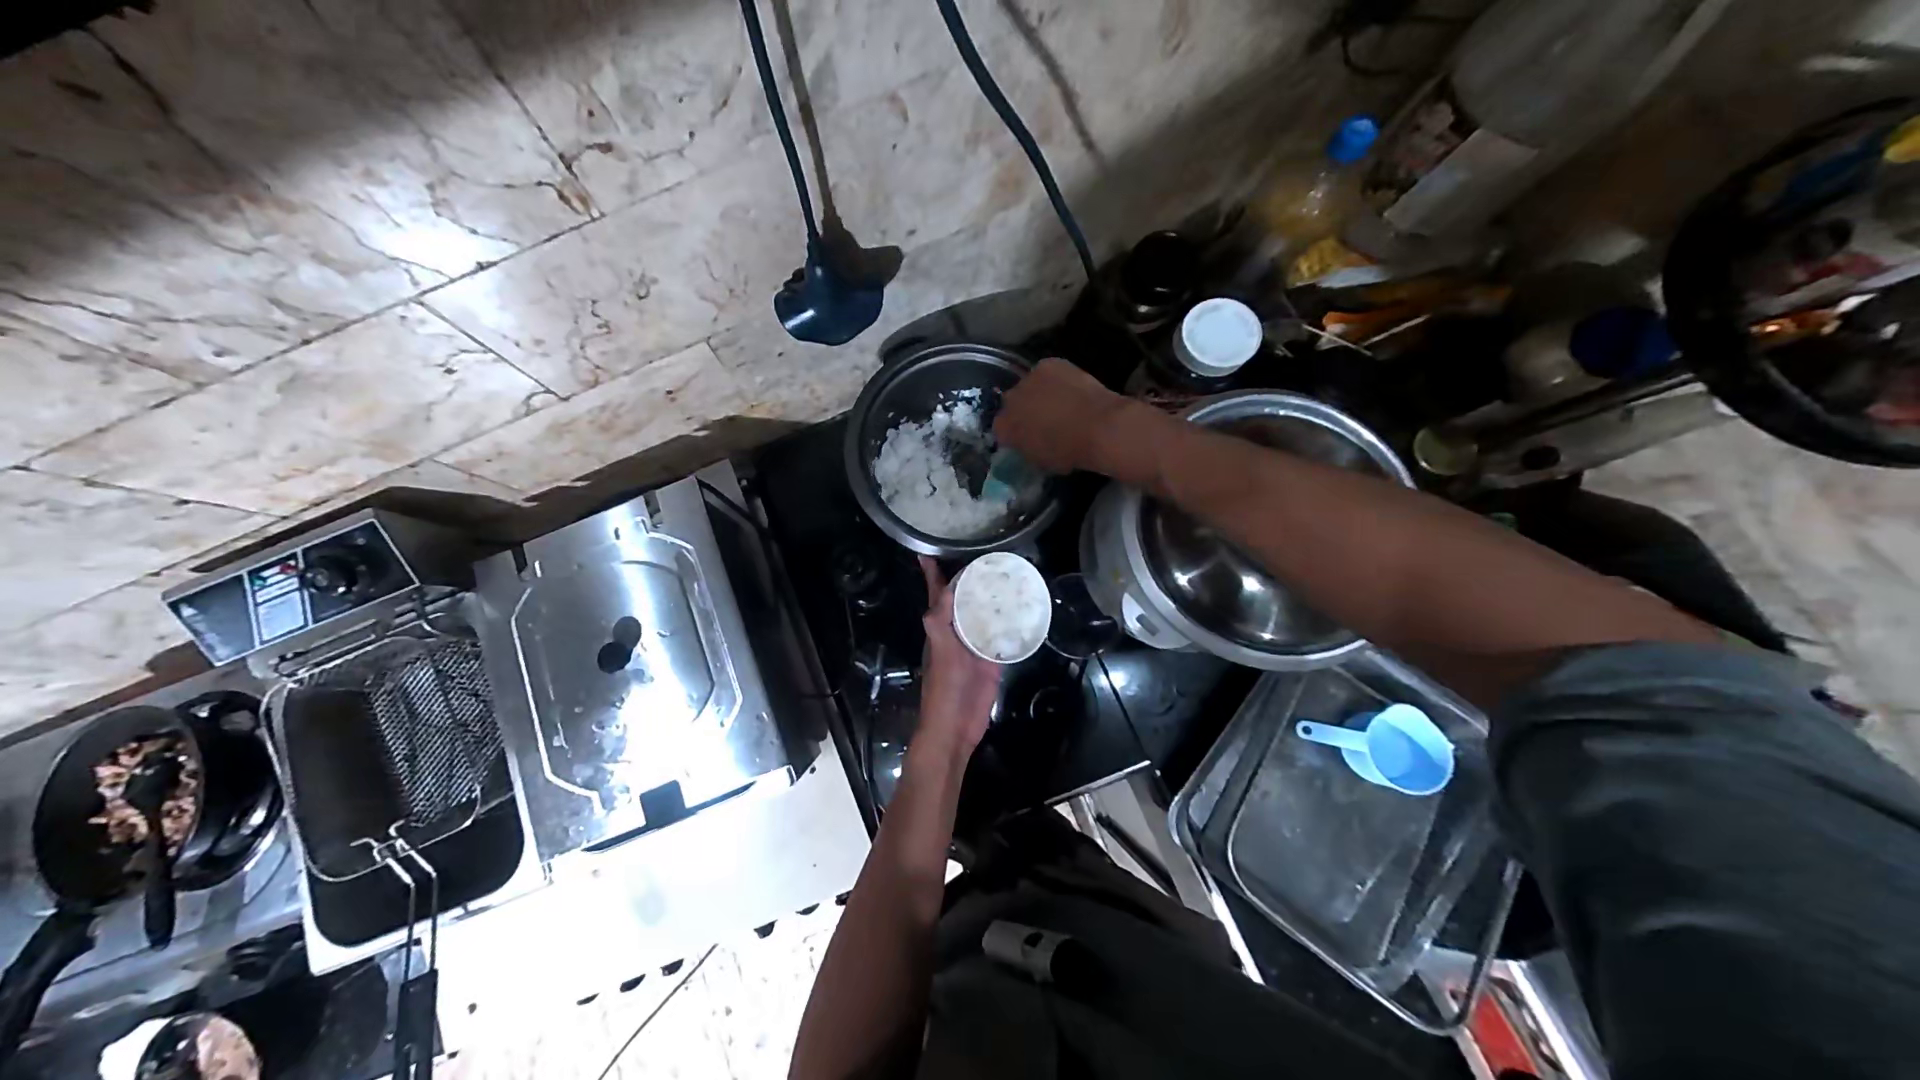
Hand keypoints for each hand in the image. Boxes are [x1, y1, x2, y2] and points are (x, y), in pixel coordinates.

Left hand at [916, 556, 1000, 758]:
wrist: (956, 728)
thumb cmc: (944, 690)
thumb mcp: (942, 653)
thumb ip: (941, 623)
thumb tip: (942, 590)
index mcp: (940, 627)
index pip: (938, 592)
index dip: (935, 573)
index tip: (934, 549)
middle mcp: (958, 632)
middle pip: (964, 599)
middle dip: (971, 578)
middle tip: (987, 555)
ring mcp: (975, 647)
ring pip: (984, 615)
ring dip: (993, 597)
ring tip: (1007, 576)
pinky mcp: (992, 661)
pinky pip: (1002, 637)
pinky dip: (1011, 624)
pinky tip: (1024, 612)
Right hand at [993, 358, 1131, 474]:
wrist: (1098, 427)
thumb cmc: (1070, 452)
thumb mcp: (1042, 461)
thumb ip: (1029, 450)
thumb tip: (1030, 444)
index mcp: (1004, 428)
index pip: (1002, 429)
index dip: (1016, 433)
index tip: (1029, 438)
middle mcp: (1009, 400)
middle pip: (1013, 404)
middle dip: (1025, 411)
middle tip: (1044, 421)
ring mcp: (1028, 379)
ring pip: (1029, 386)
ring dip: (1039, 393)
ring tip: (1060, 403)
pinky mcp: (1048, 364)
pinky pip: (1047, 373)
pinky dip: (1056, 379)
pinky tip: (1070, 389)